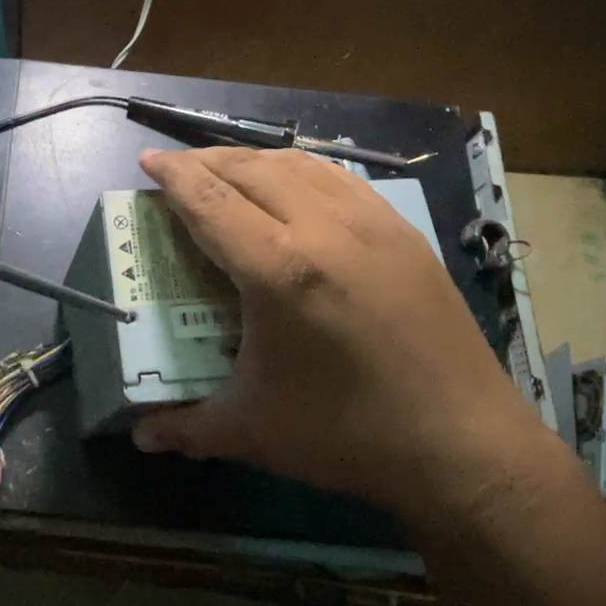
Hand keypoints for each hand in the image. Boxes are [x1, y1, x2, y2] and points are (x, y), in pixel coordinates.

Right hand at [129, 147, 542, 518]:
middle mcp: (324, 230)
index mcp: (279, 270)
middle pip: (251, 170)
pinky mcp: (405, 235)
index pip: (211, 200)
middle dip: (206, 161)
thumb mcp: (254, 431)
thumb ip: (187, 426)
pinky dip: (302, 171)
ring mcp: (372, 225)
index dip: (174, 176)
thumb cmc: (348, 435)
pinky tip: (295, 188)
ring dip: (254, 160)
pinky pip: (341, 180)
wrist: (464, 446)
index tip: (147, 162)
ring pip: (299, 166)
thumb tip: (141, 437)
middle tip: (179, 172)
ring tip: (229, 171)